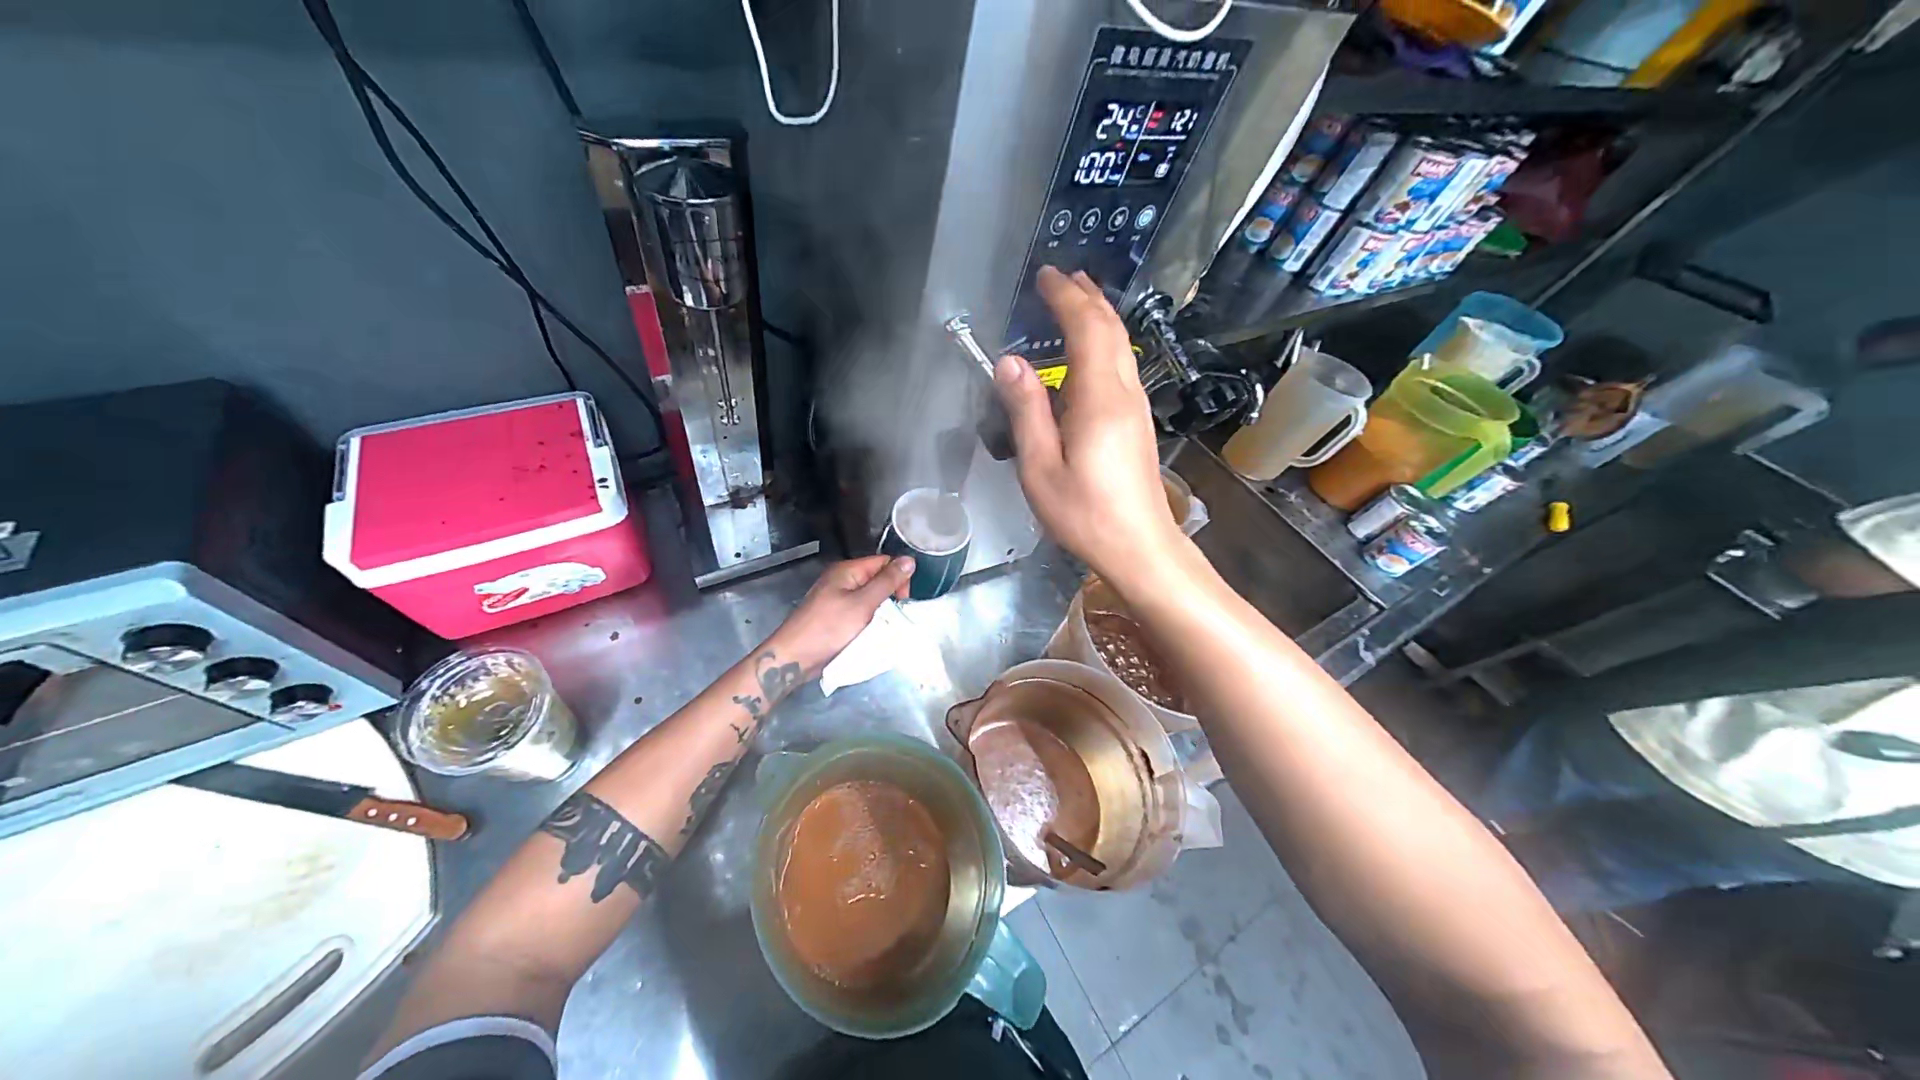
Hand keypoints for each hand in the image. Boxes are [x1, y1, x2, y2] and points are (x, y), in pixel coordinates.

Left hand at [767, 556, 915, 675]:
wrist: (795, 657)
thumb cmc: (828, 629)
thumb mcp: (862, 604)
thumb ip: (887, 582)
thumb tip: (909, 560)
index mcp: (847, 570)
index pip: (884, 562)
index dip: (898, 578)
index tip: (903, 602)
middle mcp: (842, 579)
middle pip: (877, 579)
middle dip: (890, 596)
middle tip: (894, 617)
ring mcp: (837, 597)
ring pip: (870, 597)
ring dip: (881, 610)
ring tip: (884, 626)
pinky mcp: (835, 615)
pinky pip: (860, 611)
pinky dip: (869, 620)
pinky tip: (872, 632)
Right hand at [994, 267, 1186, 584]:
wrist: (1140, 546)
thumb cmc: (1086, 514)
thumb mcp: (1040, 468)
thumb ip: (1026, 412)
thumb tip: (1009, 363)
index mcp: (1098, 399)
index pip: (1086, 328)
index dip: (1065, 297)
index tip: (1045, 276)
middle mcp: (1124, 393)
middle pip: (1111, 329)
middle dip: (1087, 296)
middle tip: (1061, 277)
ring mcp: (1137, 406)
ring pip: (1122, 345)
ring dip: (1099, 316)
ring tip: (1077, 299)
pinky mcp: (1138, 422)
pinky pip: (1122, 364)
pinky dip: (1105, 341)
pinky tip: (1091, 350)